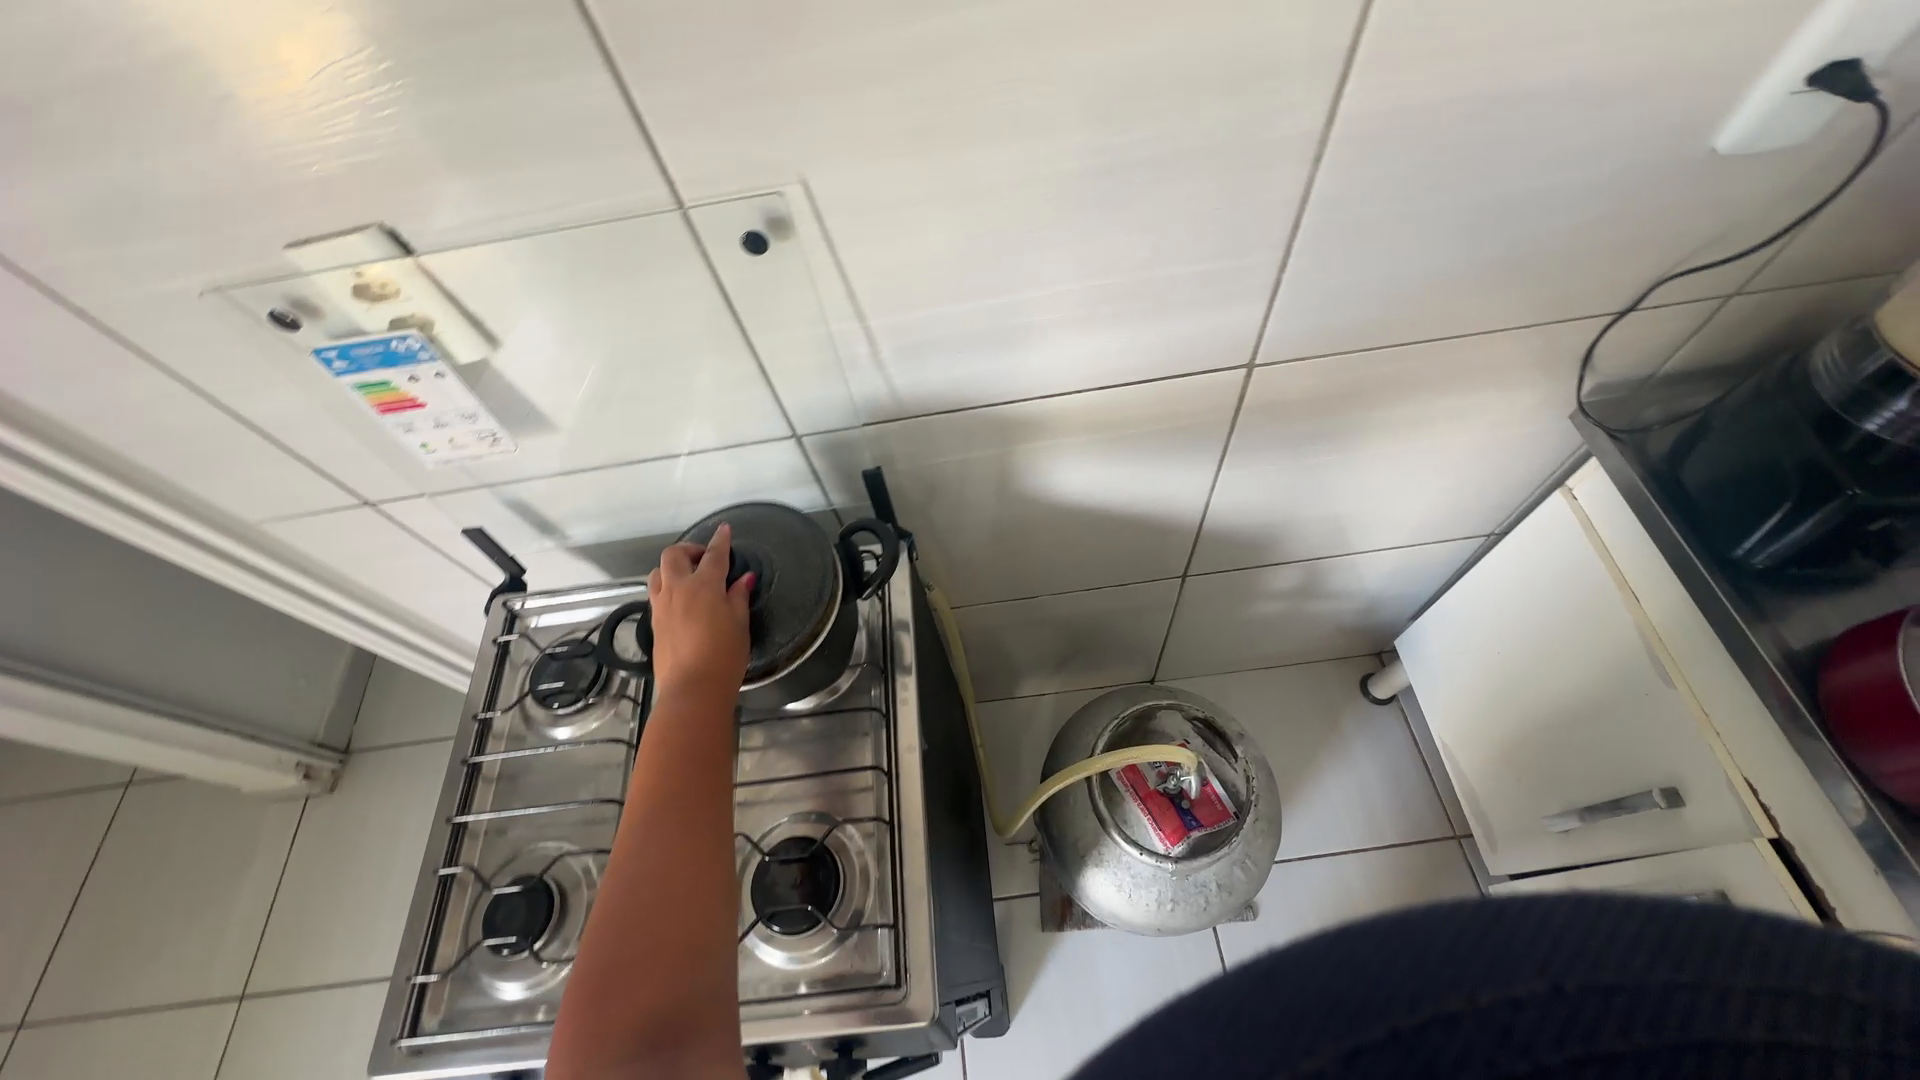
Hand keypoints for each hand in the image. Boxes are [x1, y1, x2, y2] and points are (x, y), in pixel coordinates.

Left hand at [646, 524, 754, 703]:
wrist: (692, 689)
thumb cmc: (725, 656)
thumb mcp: (740, 624)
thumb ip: (738, 597)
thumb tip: (744, 579)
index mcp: (704, 585)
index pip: (713, 555)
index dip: (720, 540)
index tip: (724, 529)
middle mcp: (678, 589)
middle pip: (674, 555)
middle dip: (689, 550)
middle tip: (704, 559)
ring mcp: (661, 606)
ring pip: (658, 573)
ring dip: (672, 568)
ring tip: (688, 578)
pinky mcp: (654, 623)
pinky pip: (656, 594)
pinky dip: (667, 588)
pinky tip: (681, 601)